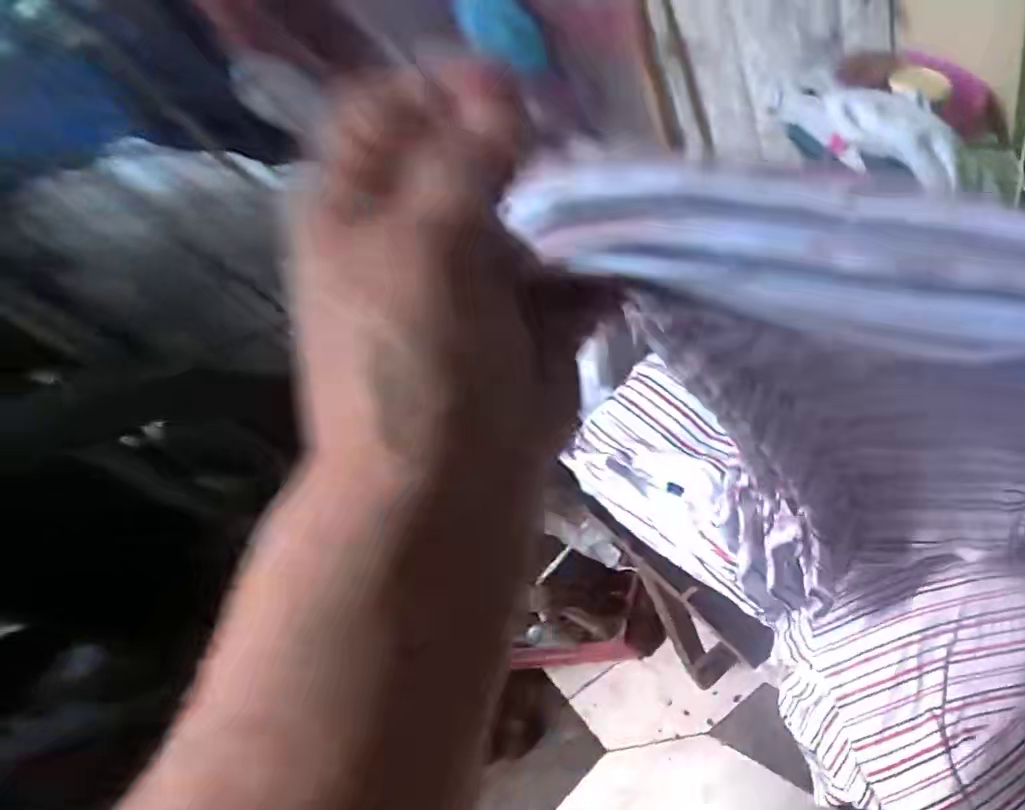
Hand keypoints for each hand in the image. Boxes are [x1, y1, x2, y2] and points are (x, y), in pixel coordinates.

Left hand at [289, 61, 611, 488]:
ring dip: (583, 221)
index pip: (399, 111)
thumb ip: (463, 166)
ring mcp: (492, 286)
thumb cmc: (417, 364)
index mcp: (366, 203)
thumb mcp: (424, 250)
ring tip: (627, 216)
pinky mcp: (543, 330)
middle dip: (539, 161)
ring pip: (544, 229)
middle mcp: (429, 235)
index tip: (527, 99)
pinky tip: (632, 274)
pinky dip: (606, 278)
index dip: (455, 93)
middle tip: (593, 161)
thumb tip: (505, 90)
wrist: (454, 478)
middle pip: (486, 170)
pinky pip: (579, 286)